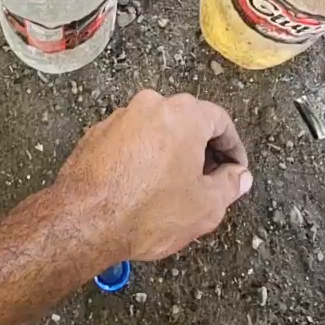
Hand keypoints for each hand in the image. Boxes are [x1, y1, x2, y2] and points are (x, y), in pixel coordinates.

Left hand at [53, 90, 251, 262]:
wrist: (85, 219)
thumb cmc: (147, 211)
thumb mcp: (205, 206)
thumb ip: (229, 186)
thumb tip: (239, 177)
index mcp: (183, 114)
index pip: (220, 121)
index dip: (233, 148)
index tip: (236, 170)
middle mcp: (152, 105)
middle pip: (188, 121)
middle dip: (203, 150)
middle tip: (210, 181)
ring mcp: (122, 116)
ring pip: (158, 129)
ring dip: (171, 152)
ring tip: (175, 187)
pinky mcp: (98, 132)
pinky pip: (132, 139)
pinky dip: (143, 156)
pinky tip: (143, 186)